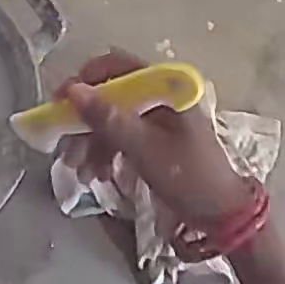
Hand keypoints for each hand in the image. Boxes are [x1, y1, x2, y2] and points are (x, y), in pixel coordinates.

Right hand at [58, 49, 253, 224]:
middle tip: (64, 149)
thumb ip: (108, 118)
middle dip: (84, 123)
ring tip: (80, 172)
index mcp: (164, 85)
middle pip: (110, 95)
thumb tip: (72, 90)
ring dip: (91, 142)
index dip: (85, 80)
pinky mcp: (154, 137)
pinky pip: (121, 135)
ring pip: (112, 118)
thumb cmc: (189, 176)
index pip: (116, 66)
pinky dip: (106, 152)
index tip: (60, 103)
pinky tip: (98, 174)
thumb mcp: (144, 148)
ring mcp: (156, 116)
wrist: (224, 217)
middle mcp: (158, 93)